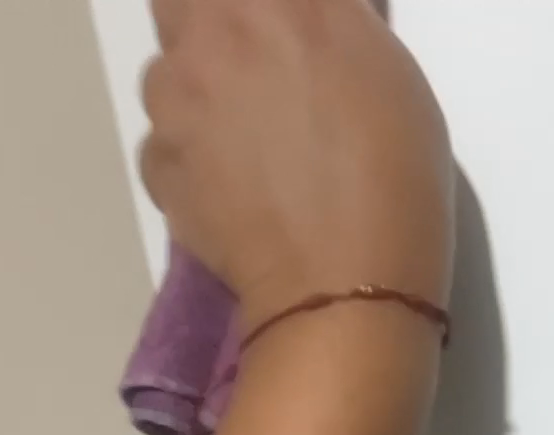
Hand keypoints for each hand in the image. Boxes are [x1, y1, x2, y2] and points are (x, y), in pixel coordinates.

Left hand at [141, 0, 454, 326]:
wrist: (344, 286)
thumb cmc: (394, 183)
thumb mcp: (390, 79)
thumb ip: (336, 32)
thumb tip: (315, 24)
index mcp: (283, 0)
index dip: (254, 12)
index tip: (268, 35)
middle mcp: (214, 31)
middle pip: (180, 3)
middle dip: (206, 31)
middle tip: (247, 79)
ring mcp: (176, 102)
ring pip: (165, 81)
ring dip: (195, 105)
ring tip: (246, 160)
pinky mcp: (159, 168)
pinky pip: (164, 151)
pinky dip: (190, 170)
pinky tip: (233, 202)